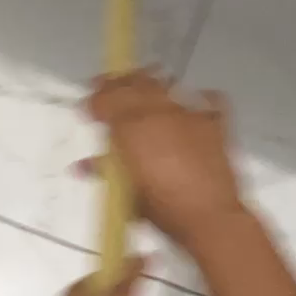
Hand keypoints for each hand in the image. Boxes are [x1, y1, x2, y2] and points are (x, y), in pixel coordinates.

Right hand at [84, 69, 248, 249]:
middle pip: (133, 85)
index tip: (88, 106)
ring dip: (149, 80)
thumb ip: (105, 171)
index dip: (95, 100)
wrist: (210, 217)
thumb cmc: (162, 209)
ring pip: (165, 86)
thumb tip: (81, 165)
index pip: (107, 101)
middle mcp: (158, 114)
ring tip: (142, 78)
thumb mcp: (126, 193)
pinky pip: (208, 100)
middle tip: (105, 84)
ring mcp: (189, 115)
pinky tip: (195, 98)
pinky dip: (199, 97)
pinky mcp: (214, 124)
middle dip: (116, 83)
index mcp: (131, 129)